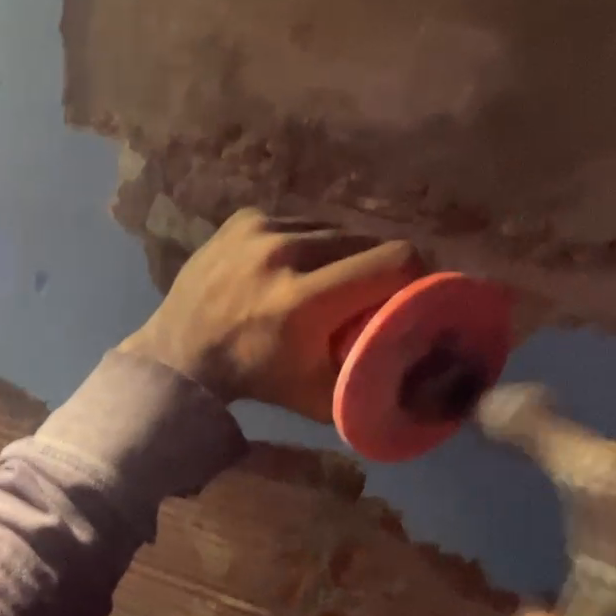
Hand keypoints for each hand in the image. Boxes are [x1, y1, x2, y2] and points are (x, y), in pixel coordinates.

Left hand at [116, 208, 419, 419]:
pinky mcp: (242, 219)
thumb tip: (436, 372)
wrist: (179, 353)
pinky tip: (291, 266)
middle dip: (377, 266)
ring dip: (340, 253)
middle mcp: (282, 254)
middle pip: (366, 240)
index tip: (416, 290)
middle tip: (372, 291)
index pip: (394, 258)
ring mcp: (258, 231)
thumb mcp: (320, 396)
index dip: (417, 272)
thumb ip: (375, 381)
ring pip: (331, 230)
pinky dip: (304, 242)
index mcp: (303, 300)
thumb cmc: (256, 378)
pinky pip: (298, 222)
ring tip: (329, 280)